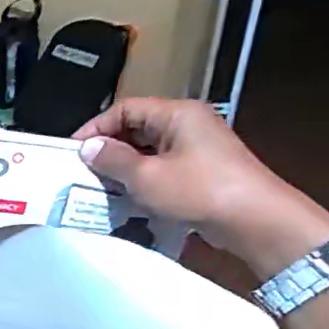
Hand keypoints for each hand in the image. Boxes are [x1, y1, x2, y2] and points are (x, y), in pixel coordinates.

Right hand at [73, 98, 328, 272]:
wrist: (255, 220)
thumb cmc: (199, 191)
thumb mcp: (147, 176)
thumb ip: (114, 160)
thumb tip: (89, 147)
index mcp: (176, 114)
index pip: (125, 109)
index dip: (96, 127)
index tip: (74, 151)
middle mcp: (188, 123)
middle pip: (137, 127)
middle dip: (109, 148)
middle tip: (84, 171)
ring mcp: (197, 147)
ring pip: (149, 150)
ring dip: (124, 167)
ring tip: (101, 187)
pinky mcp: (202, 171)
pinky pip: (163, 167)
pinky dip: (143, 179)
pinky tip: (129, 198)